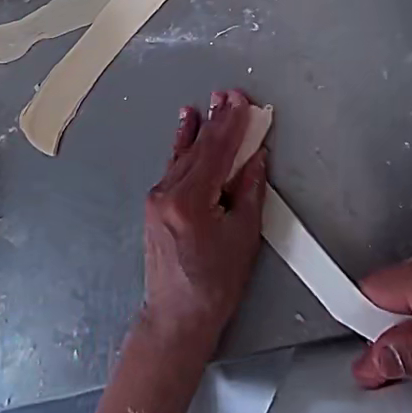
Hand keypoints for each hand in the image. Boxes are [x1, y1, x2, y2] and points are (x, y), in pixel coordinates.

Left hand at [139, 89, 267, 349]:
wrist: (177, 318)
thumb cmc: (216, 284)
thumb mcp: (244, 236)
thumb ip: (249, 190)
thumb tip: (255, 155)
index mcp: (191, 201)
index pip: (218, 152)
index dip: (233, 125)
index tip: (244, 102)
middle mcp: (168, 192)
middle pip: (202, 148)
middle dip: (221, 120)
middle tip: (235, 94)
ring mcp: (158, 196)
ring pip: (186, 153)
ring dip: (204, 126)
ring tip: (216, 100)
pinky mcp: (155, 202)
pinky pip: (174, 164)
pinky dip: (183, 142)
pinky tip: (188, 121)